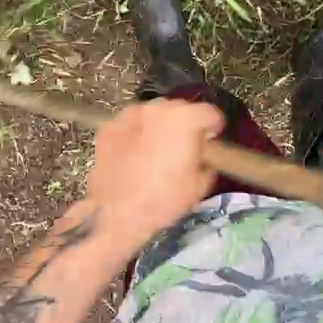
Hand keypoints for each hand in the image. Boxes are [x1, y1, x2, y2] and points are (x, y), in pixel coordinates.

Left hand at [82, 98, 222, 252]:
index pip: (210, 112)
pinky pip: (129, 124)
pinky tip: (132, 154)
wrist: (118, 214)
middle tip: (181, 147)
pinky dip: (134, 134)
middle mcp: (159, 108)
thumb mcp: (198, 186)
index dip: (213, 127)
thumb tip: (203, 160)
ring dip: (158, 126)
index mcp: (186, 119)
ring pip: (152, 113)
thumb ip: (206, 163)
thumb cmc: (164, 200)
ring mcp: (130, 114)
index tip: (209, 140)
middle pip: (179, 109)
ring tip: (154, 149)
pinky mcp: (109, 126)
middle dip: (184, 125)